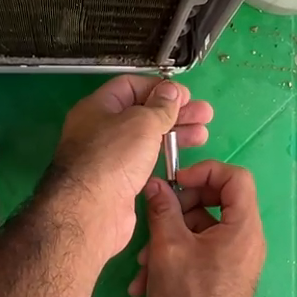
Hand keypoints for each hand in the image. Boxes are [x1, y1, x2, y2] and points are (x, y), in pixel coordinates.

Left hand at [47, 76, 211, 261]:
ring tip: (203, 133)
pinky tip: (184, 155)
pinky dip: (165, 155)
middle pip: (144, 112)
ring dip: (176, 133)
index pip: (132, 86)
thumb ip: (160, 106)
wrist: (92, 211)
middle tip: (204, 114)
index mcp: (99, 107)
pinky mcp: (121, 180)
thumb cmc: (113, 157)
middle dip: (176, 112)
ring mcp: (111, 156)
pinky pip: (147, 160)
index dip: (159, 88)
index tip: (185, 95)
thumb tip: (170, 91)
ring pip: (148, 137)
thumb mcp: (141, 122)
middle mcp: (102, 129)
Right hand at [130, 161, 265, 296]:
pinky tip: (146, 280)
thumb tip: (155, 185)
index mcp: (243, 228)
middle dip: (179, 207)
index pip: (236, 177)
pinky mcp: (223, 275)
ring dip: (169, 236)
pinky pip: (201, 250)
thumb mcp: (168, 250)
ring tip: (142, 261)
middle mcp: (246, 239)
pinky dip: (176, 256)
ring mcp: (235, 258)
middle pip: (216, 200)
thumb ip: (162, 210)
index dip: (205, 170)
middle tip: (155, 218)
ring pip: (202, 228)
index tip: (176, 181)